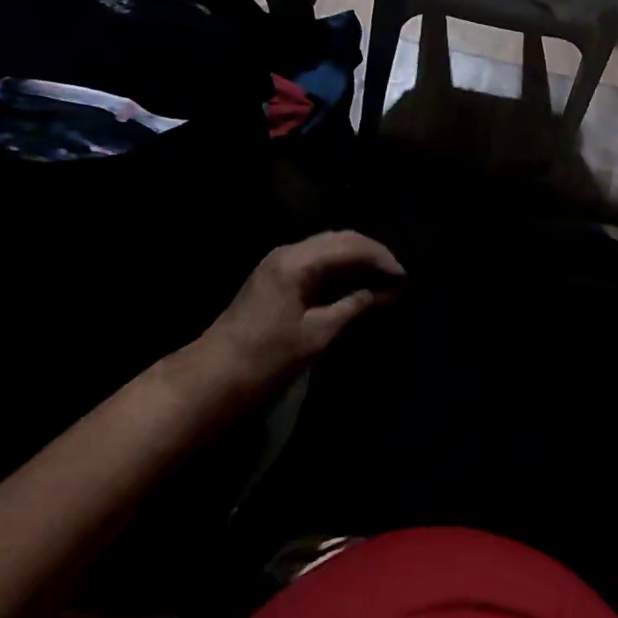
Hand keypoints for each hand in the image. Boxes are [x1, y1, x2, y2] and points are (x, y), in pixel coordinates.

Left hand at [196, 231, 404, 395]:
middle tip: (397, 276)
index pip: (351, 246)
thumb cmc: (267, 358)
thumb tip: (390, 291)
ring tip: (381, 280)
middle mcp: (288, 252)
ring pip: (328, 246)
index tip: (405, 278)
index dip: (382, 259)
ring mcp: (278, 262)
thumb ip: (355, 306)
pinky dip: (339, 268)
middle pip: (340, 239)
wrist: (212, 379)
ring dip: (356, 259)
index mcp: (298, 261)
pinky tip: (354, 284)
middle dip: (372, 254)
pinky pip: (315, 259)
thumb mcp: (318, 334)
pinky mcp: (274, 276)